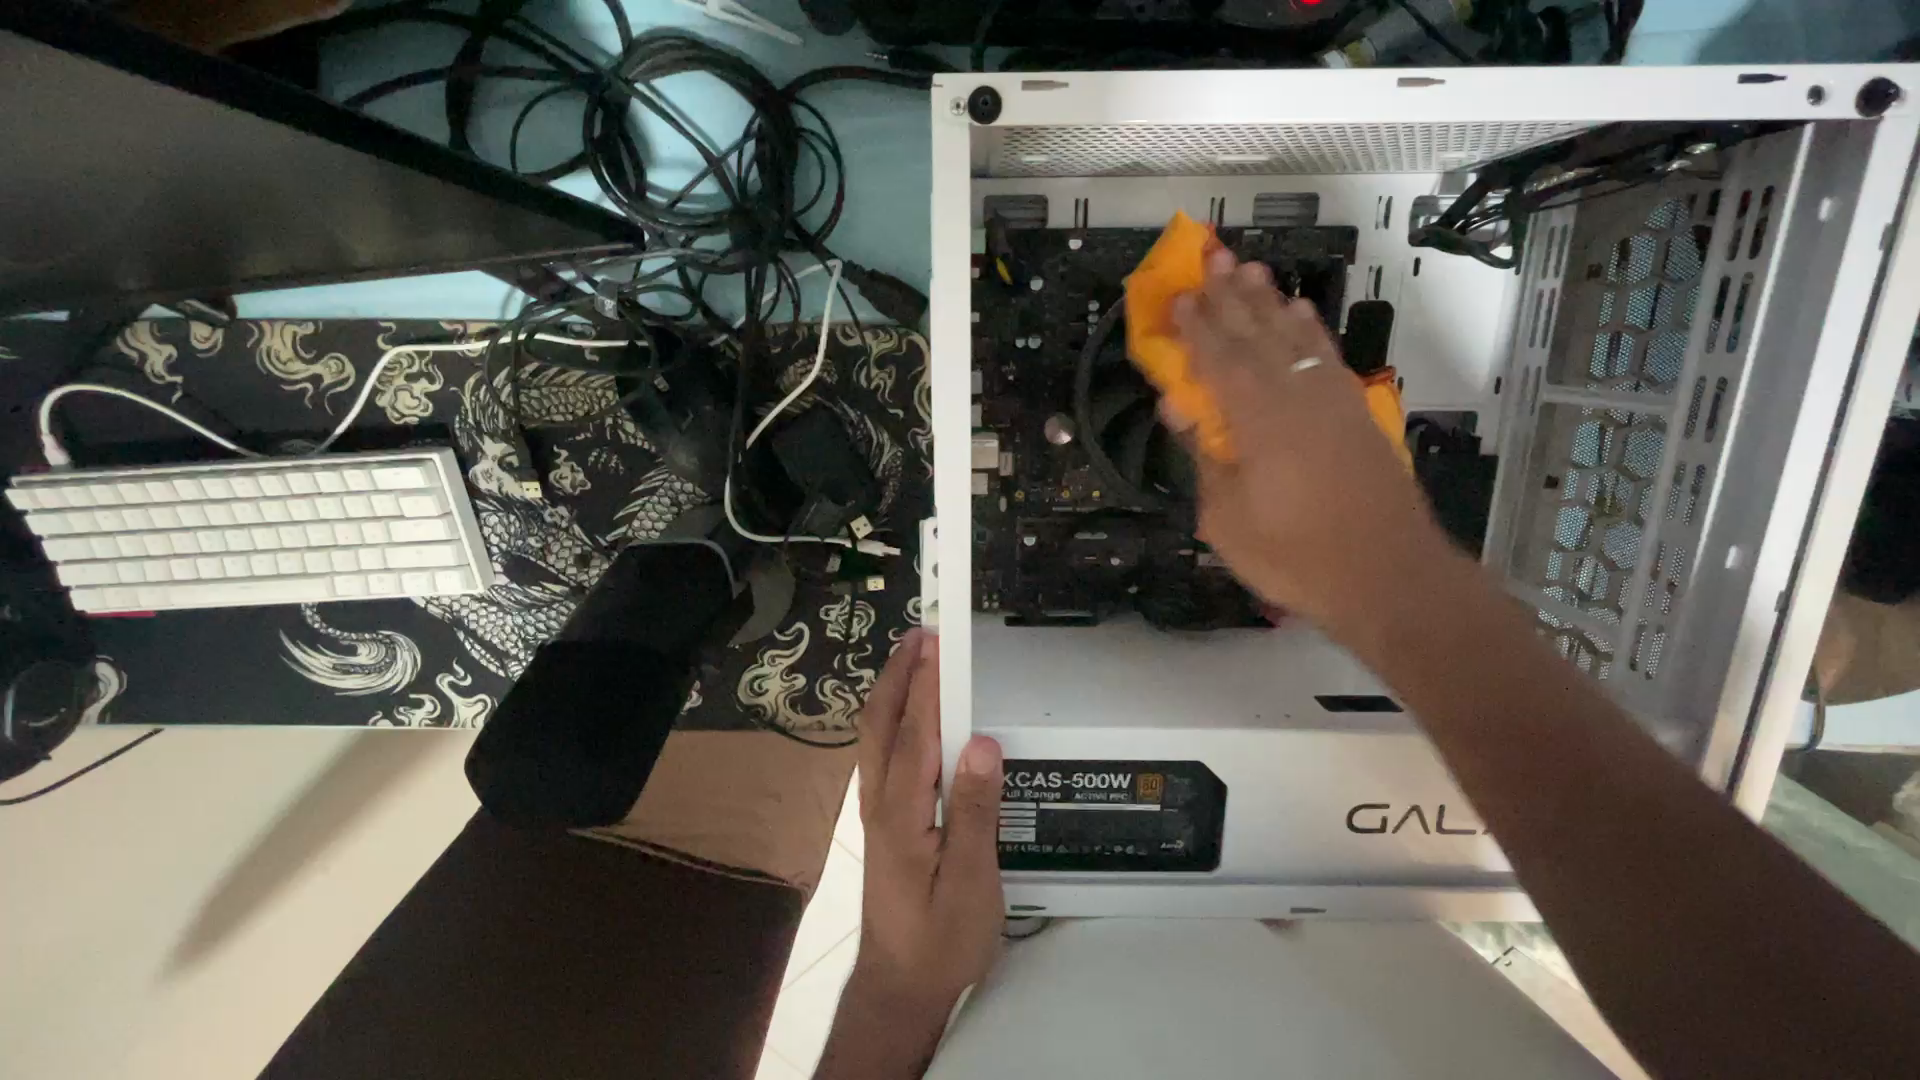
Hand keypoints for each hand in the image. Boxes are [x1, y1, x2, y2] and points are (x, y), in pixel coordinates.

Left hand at [849, 628, 1003, 1012]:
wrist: (900, 984)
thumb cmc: (940, 940)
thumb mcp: (970, 883)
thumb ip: (975, 812)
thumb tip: (981, 743)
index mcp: (902, 813)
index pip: (916, 732)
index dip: (926, 682)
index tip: (938, 640)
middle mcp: (880, 802)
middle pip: (881, 723)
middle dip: (898, 673)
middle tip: (922, 634)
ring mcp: (876, 810)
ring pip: (876, 736)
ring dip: (893, 691)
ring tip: (916, 658)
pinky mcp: (883, 820)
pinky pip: (882, 753)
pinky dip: (894, 718)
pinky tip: (911, 714)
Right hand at [1167, 248, 1451, 628]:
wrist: (1385, 574)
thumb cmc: (1294, 555)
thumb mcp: (1226, 517)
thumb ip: (1203, 456)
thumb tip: (1176, 407)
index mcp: (1258, 420)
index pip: (1218, 360)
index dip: (1194, 328)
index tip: (1176, 297)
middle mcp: (1295, 396)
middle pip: (1256, 335)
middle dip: (1229, 296)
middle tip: (1210, 259)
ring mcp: (1331, 400)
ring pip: (1294, 336)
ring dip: (1268, 301)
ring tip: (1249, 270)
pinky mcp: (1354, 412)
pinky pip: (1326, 355)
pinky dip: (1310, 329)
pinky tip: (1300, 313)